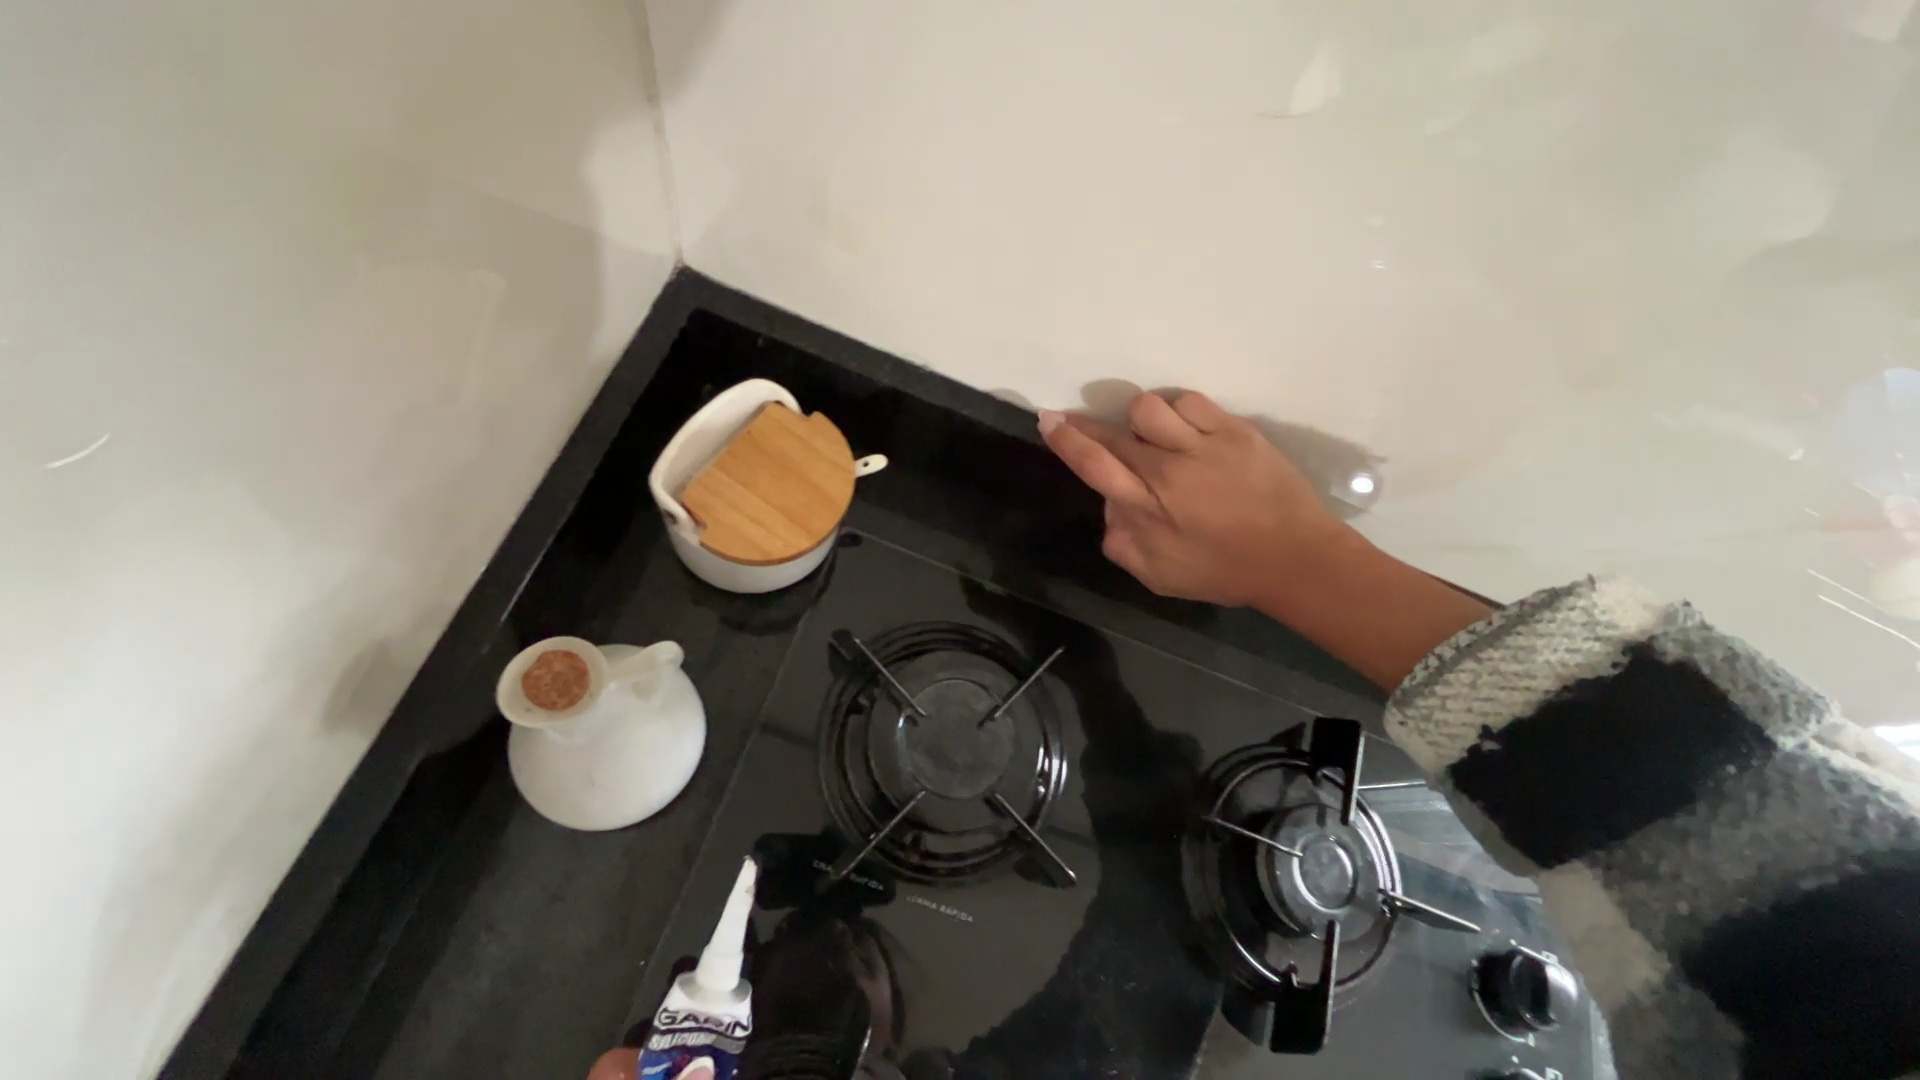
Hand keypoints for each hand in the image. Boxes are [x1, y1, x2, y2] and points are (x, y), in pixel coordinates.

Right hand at [1038, 390, 1491, 689]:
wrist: (1293, 558)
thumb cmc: (1222, 572)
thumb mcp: (1157, 577)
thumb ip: (1121, 543)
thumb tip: (1109, 507)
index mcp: (1146, 510)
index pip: (1094, 464)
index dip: (1067, 440)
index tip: (1049, 420)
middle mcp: (1167, 472)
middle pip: (1113, 433)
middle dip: (1086, 424)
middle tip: (1073, 419)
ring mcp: (1202, 447)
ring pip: (1148, 408)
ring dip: (1139, 419)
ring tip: (1148, 433)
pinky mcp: (1235, 432)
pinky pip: (1191, 402)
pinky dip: (1178, 410)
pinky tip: (1183, 428)